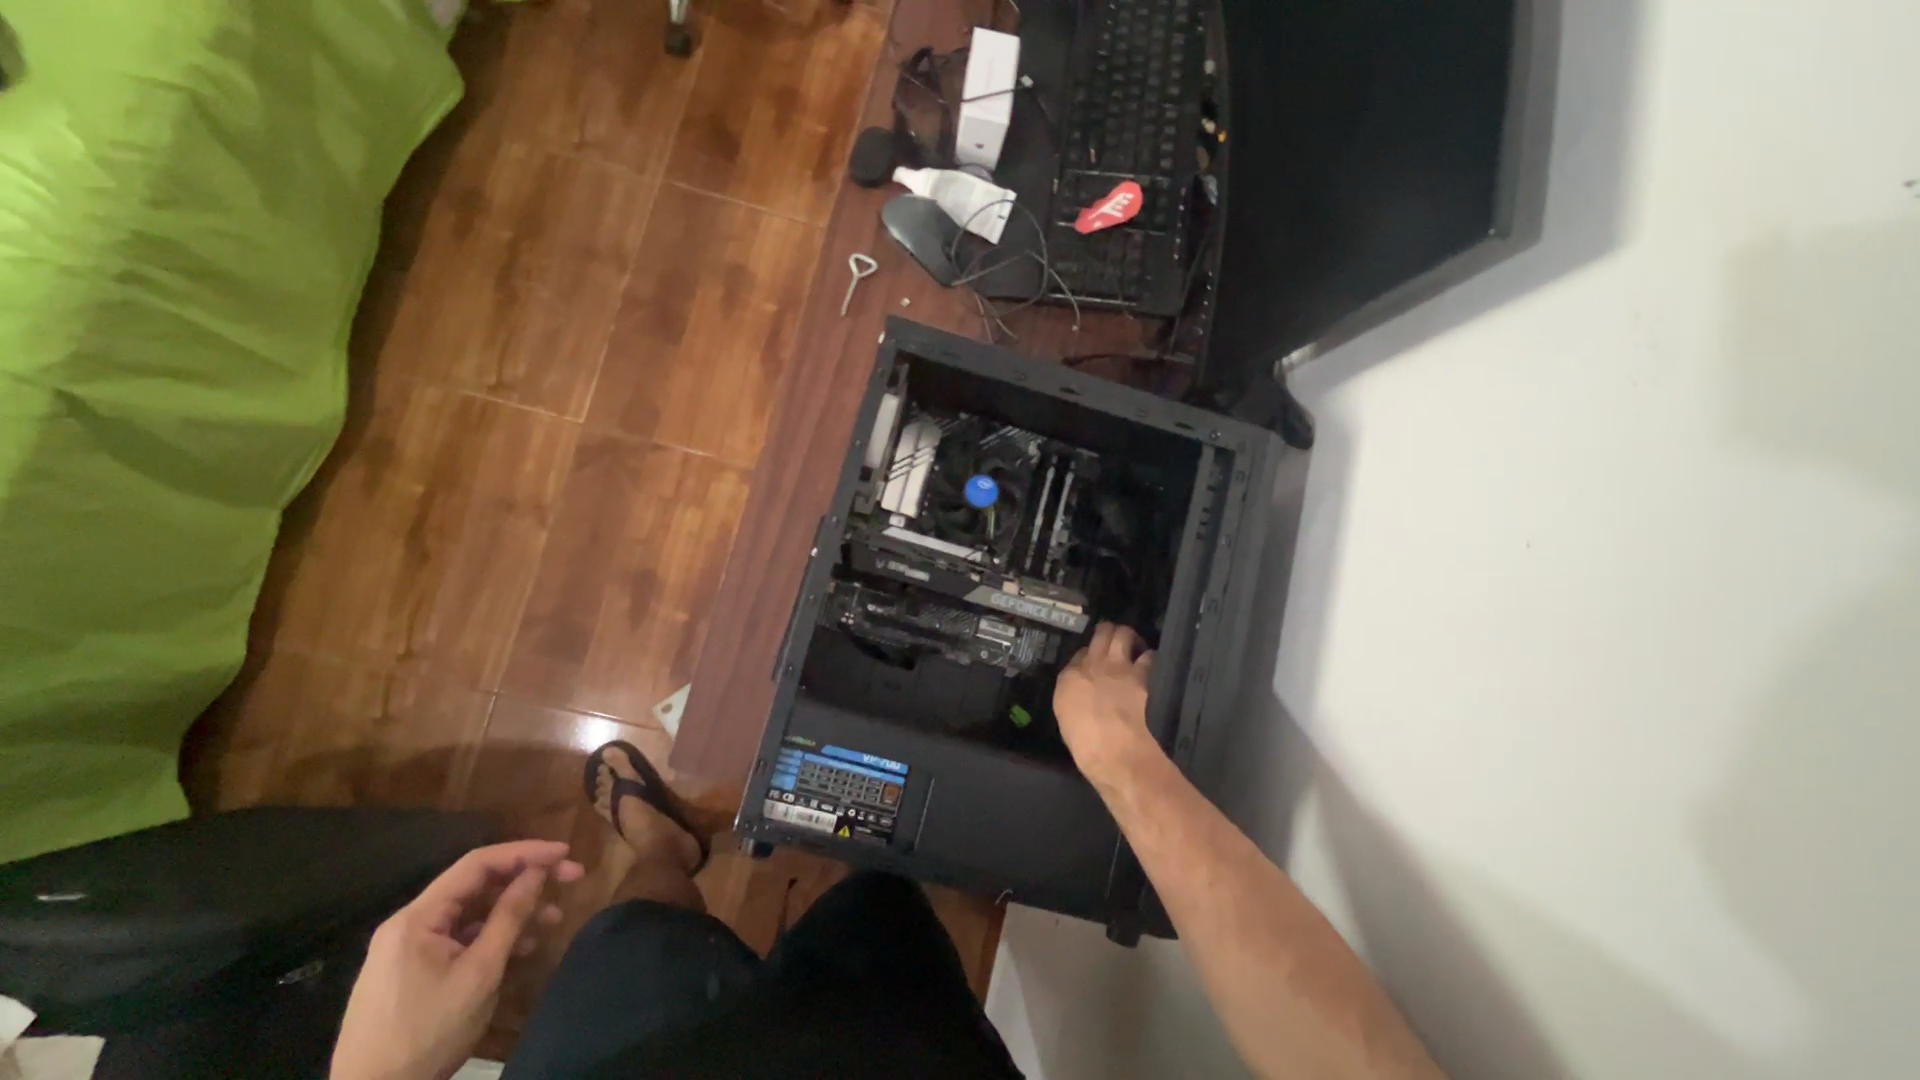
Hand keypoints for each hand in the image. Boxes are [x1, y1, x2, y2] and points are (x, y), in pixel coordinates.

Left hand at [331, 841, 584, 1079]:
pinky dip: (492, 938)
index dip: (525, 852)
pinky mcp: (413, 972)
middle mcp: (410, 924)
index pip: (477, 864)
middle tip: (571, 880)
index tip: (565, 853)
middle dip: (525, 882)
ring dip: (513, 913)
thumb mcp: (479, 973)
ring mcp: (408, 950)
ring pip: (470, 915)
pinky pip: (459, 940)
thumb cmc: (428, 1031)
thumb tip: (536, 872)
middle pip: (476, 887)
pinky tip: (521, 949)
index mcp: (418, 918)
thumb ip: (509, 917)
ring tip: (553, 922)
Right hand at [1054, 622, 1161, 788]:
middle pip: (1100, 633)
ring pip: (1122, 634)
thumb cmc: (1082, 740)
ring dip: (1128, 635)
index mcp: (1068, 677)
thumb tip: (1081, 691)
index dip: (1087, 654)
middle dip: (1107, 630)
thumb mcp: (1065, 715)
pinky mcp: (1139, 675)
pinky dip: (1149, 656)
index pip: (1079, 654)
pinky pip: (1147, 657)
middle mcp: (1092, 664)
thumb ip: (1073, 695)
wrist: (1110, 745)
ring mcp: (1117, 667)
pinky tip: (1149, 658)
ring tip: (1132, 641)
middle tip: (1112, 634)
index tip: (1091, 659)